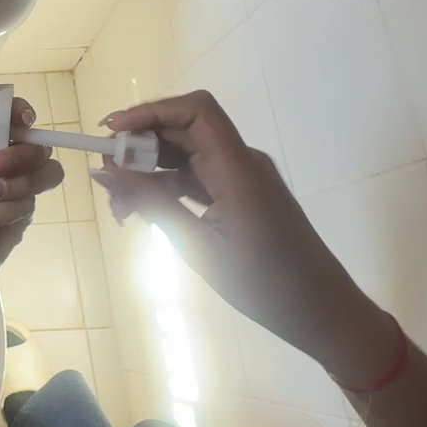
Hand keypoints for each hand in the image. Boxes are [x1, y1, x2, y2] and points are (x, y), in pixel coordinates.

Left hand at [0, 62, 63, 315]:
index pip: (9, 111)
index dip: (19, 117)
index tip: (17, 126)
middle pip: (33, 143)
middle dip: (17, 159)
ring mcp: (6, 190)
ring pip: (41, 173)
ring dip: (16, 187)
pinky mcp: (16, 219)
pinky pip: (33, 203)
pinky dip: (12, 211)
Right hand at [90, 91, 396, 384]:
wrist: (324, 314)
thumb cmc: (265, 285)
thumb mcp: (197, 246)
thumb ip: (150, 203)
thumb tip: (103, 171)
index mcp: (238, 169)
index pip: (194, 111)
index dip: (150, 111)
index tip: (110, 132)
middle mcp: (240, 162)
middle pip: (181, 130)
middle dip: (137, 146)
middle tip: (104, 175)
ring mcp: (240, 177)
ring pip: (181, 155)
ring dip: (145, 171)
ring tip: (118, 207)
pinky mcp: (237, 193)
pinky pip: (191, 176)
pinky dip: (162, 187)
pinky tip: (140, 212)